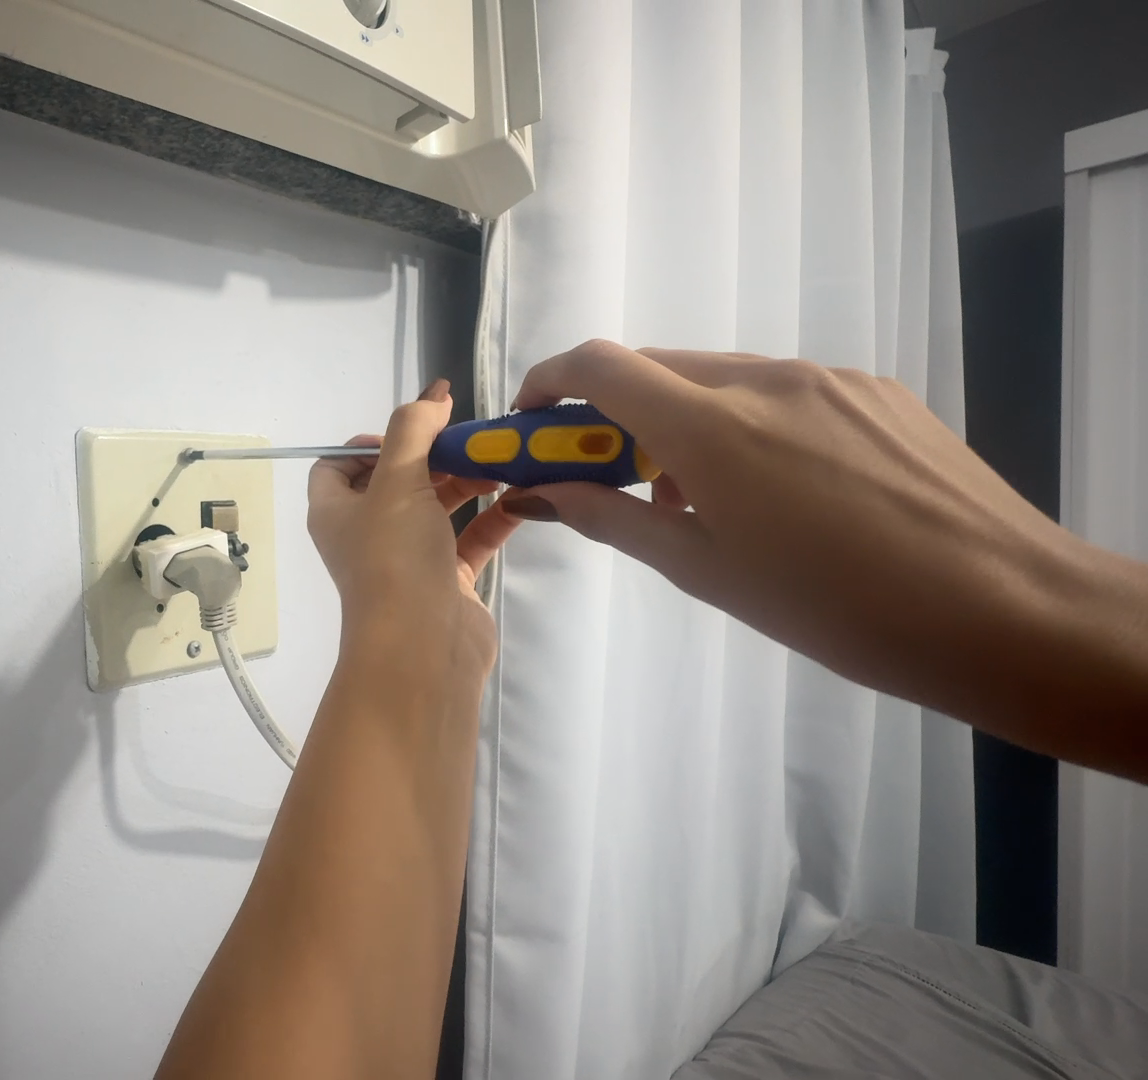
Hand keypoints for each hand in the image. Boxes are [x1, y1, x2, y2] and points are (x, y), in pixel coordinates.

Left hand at [307, 379, 520, 677]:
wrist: (423, 649)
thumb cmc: (394, 558)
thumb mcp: (396, 482)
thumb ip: (412, 431)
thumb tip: (432, 395)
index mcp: (335, 511)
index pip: (337, 465)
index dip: (368, 442)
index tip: (412, 431)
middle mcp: (365, 533)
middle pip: (395, 480)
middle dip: (432, 455)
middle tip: (470, 436)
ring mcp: (406, 558)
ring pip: (435, 507)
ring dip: (466, 480)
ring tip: (503, 456)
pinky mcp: (445, 580)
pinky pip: (469, 537)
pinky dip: (493, 516)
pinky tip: (523, 493)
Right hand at [499, 340, 1147, 761]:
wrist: (1011, 613)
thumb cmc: (830, 605)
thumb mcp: (698, 567)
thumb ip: (608, 517)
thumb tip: (535, 494)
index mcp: (711, 427)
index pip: (600, 366)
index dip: (548, 381)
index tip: (531, 420)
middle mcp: (763, 379)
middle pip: (651, 366)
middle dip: (605, 409)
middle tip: (600, 472)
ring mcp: (826, 378)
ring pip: (712, 376)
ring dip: (670, 417)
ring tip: (689, 492)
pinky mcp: (872, 390)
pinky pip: (772, 389)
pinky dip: (732, 421)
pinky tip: (762, 485)